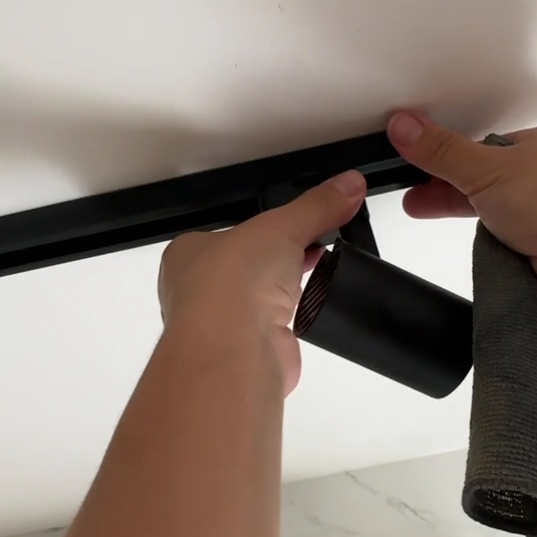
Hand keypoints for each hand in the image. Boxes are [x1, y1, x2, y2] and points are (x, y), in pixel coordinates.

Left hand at [158, 171, 365, 392]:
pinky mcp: (244, 352)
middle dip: (276, 262)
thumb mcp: (282, 225)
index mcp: (187, 253)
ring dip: (283, 292)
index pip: (226, 234)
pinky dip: (290, 321)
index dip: (261, 229)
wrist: (233, 348)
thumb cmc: (231, 282)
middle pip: (245, 269)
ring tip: (309, 276)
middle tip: (307, 248)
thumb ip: (317, 206)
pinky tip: (304, 311)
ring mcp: (220, 325)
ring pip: (258, 302)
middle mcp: (196, 292)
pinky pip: (273, 330)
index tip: (292, 225)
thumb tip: (349, 184)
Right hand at [387, 111, 536, 320]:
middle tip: (416, 200)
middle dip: (451, 192)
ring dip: (475, 222)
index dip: (449, 158)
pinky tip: (481, 251)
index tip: (416, 168)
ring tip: (439, 227)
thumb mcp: (488, 169)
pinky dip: (495, 248)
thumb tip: (405, 126)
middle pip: (490, 182)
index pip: (487, 146)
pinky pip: (513, 246)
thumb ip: (442, 152)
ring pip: (502, 216)